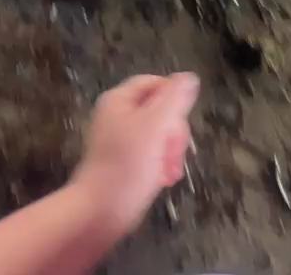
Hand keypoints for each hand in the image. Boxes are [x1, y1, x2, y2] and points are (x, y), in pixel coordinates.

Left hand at [68, 73, 200, 236]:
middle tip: (174, 151)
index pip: (154, 83)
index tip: (183, 119)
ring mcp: (120, 140)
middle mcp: (117, 115)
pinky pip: (150, 154)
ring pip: (158, 134)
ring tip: (170, 171)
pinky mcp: (124, 162)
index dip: (173, 97)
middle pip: (158, 110)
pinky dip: (161, 164)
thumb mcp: (155, 126)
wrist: (100, 212)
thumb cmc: (127, 165)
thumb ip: (173, 99)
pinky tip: (165, 180)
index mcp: (119, 99)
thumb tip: (190, 77)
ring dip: (170, 152)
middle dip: (173, 131)